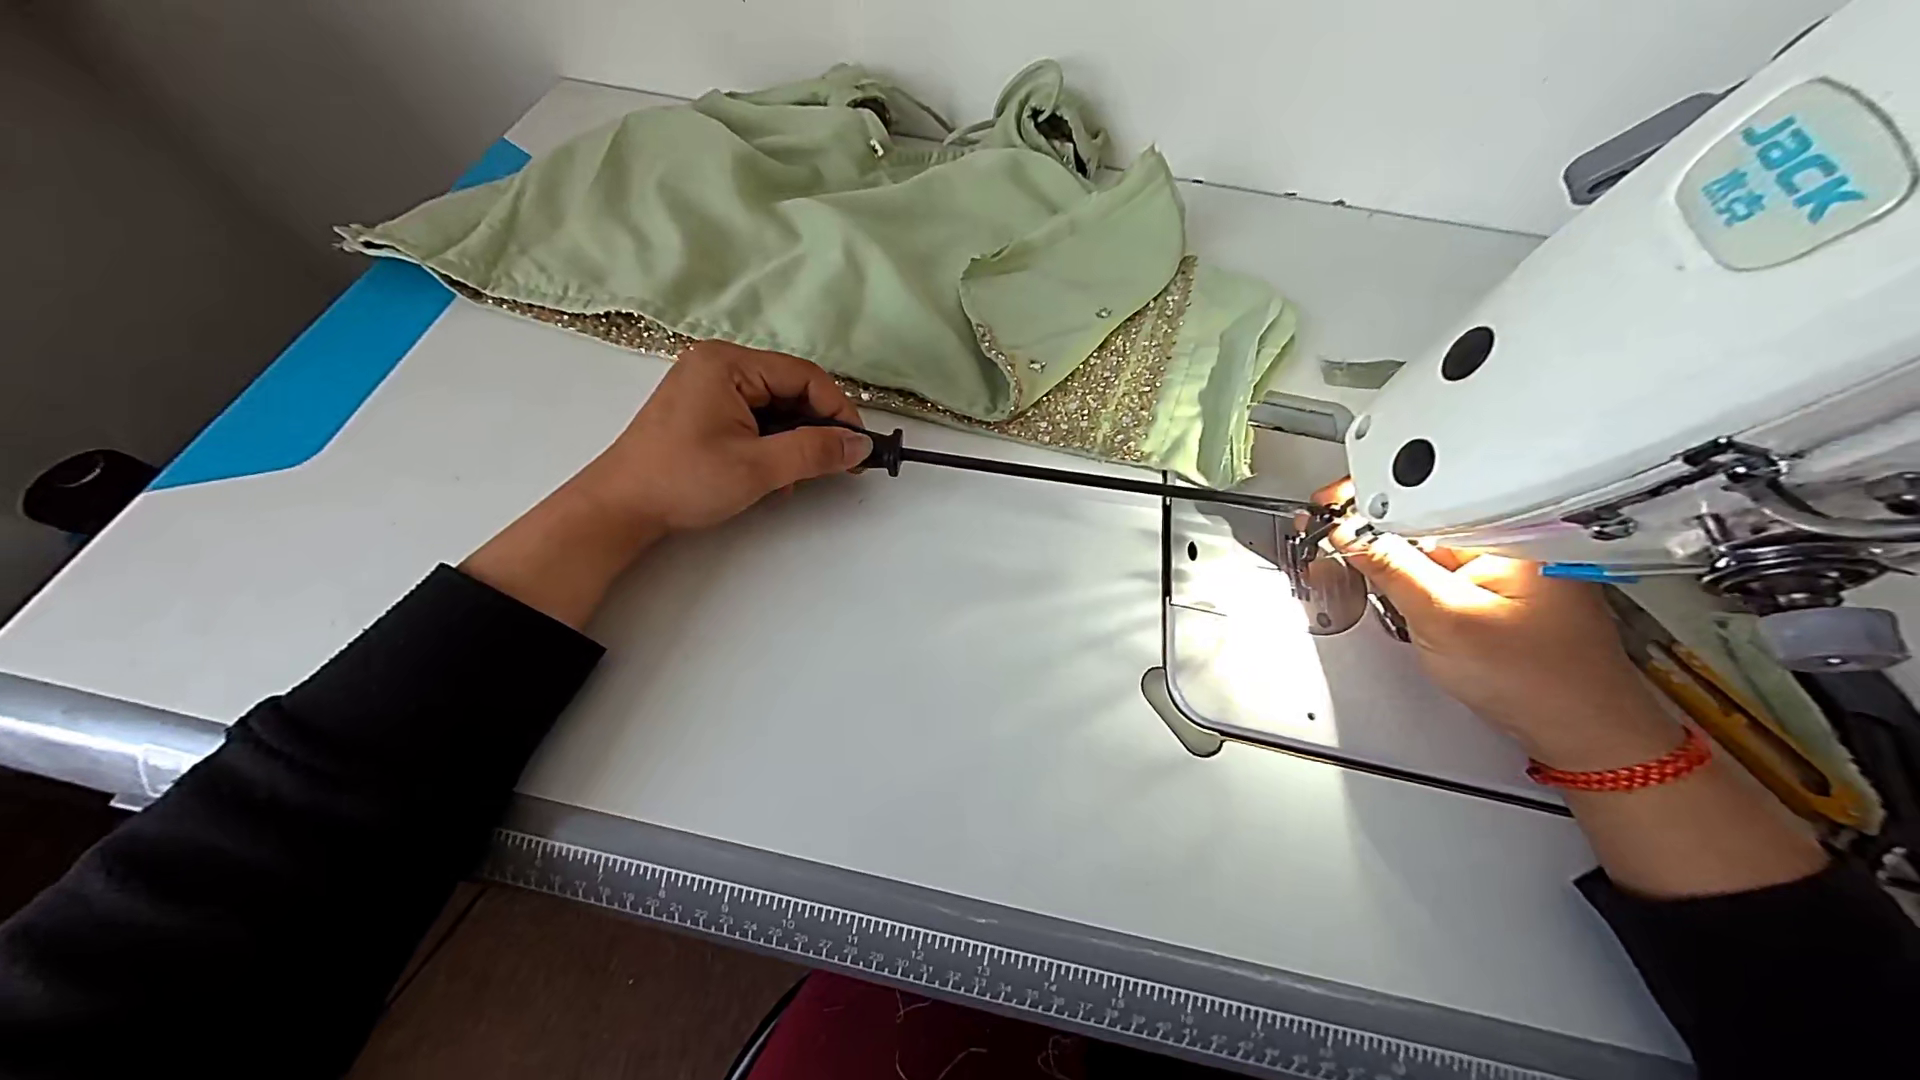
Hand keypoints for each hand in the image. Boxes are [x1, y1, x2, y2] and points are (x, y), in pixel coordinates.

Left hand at [461, 342, 870, 627]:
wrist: (619, 509)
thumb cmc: (684, 480)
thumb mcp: (758, 467)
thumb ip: (815, 451)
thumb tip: (861, 445)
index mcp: (727, 363)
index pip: (804, 376)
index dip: (838, 410)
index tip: (858, 446)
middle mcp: (718, 365)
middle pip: (790, 389)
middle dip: (816, 428)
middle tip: (836, 464)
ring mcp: (708, 387)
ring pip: (775, 408)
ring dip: (794, 442)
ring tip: (798, 477)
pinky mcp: (703, 410)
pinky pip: (754, 419)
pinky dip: (772, 445)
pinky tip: (773, 476)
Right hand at [1317, 484, 1827, 899]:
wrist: (1581, 733)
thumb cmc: (1540, 683)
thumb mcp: (1445, 619)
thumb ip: (1391, 568)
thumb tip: (1350, 532)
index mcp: (1513, 535)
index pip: (1423, 500)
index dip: (1366, 502)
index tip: (1326, 509)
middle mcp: (1512, 542)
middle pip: (1419, 520)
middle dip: (1371, 533)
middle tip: (1330, 541)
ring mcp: (1504, 566)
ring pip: (1425, 547)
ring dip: (1389, 560)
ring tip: (1372, 583)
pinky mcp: (1494, 588)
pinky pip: (1437, 570)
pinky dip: (1409, 579)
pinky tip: (1401, 599)